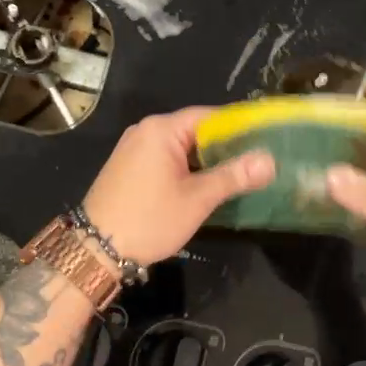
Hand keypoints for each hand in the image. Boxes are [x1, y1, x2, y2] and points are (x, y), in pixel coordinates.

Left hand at [82, 107, 274, 264]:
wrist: (95, 249)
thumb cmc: (149, 220)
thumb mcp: (197, 199)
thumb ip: (234, 176)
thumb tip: (269, 160)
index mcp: (161, 129)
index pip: (209, 116)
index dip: (237, 128)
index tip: (262, 143)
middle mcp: (145, 130)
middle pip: (194, 131)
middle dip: (222, 148)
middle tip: (252, 165)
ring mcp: (132, 148)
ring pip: (179, 147)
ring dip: (203, 161)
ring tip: (233, 178)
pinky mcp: (127, 166)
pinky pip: (164, 158)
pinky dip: (184, 169)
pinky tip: (201, 187)